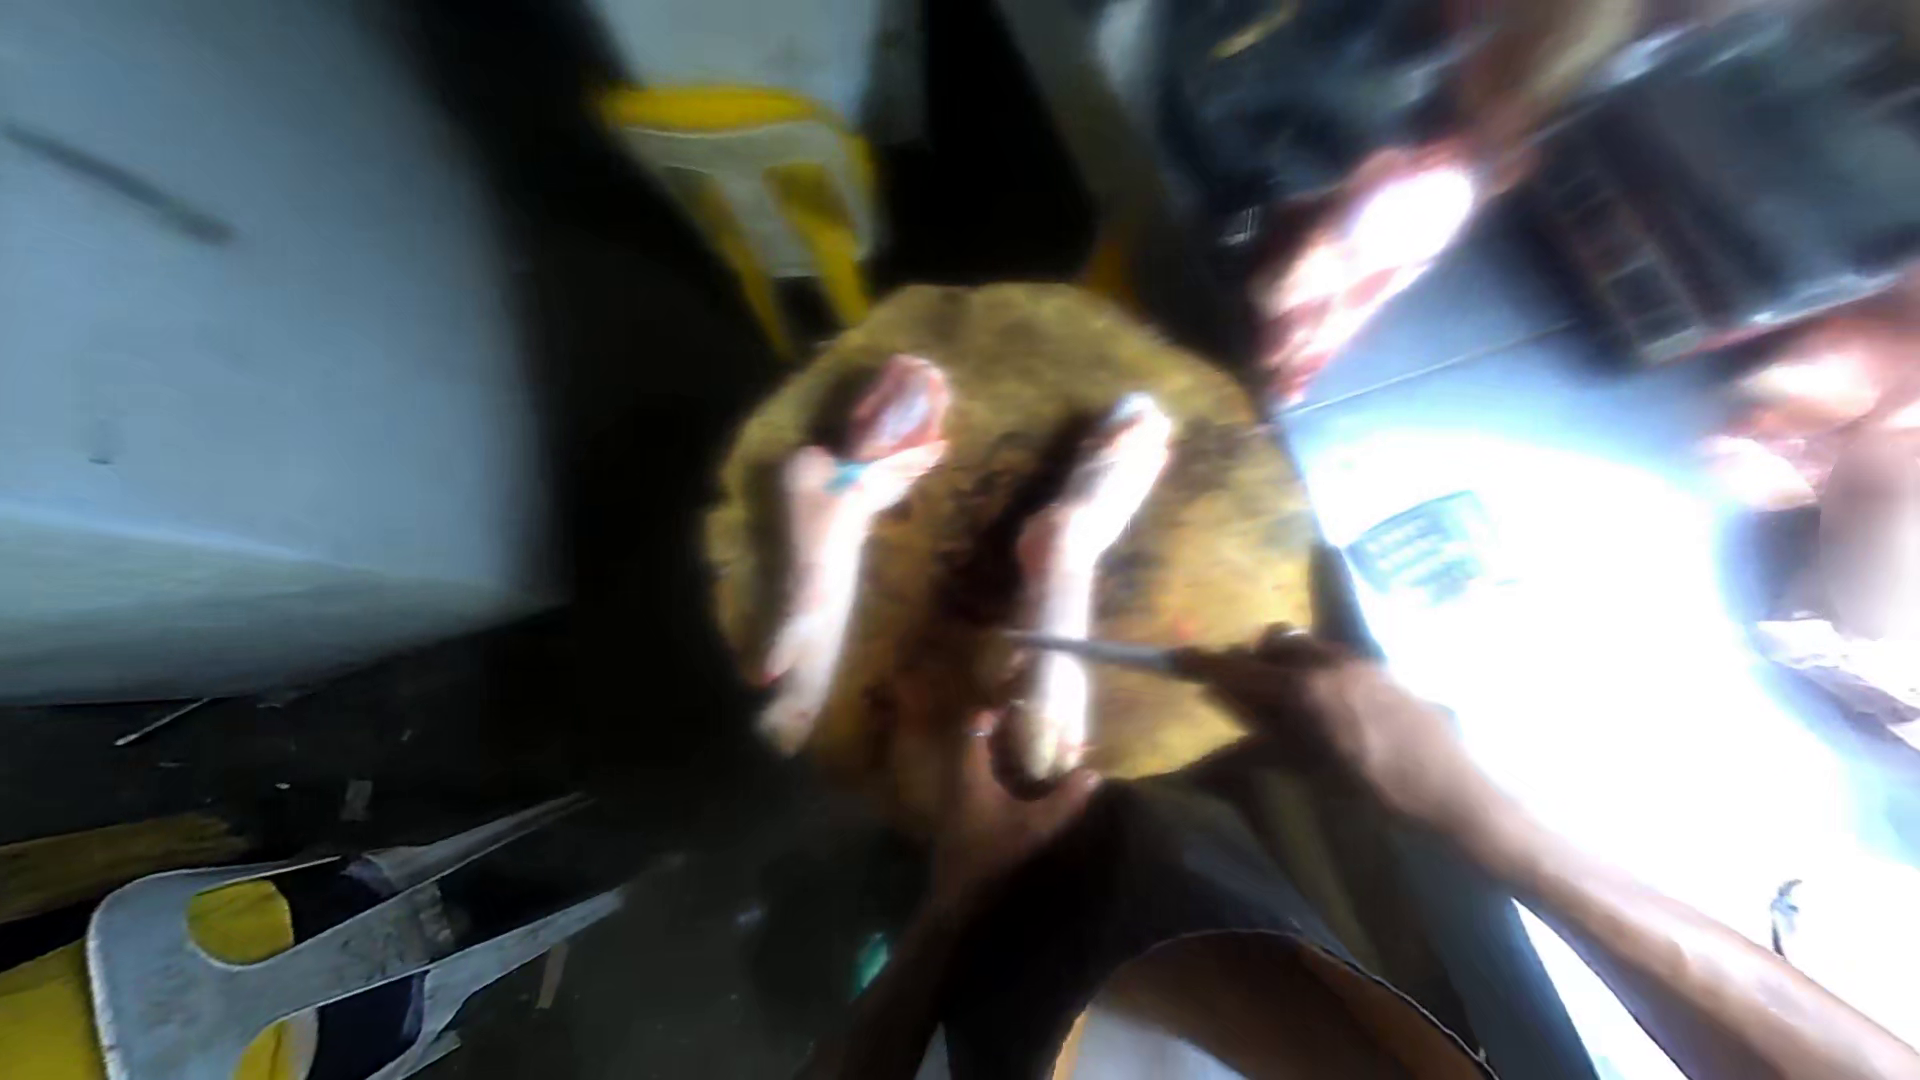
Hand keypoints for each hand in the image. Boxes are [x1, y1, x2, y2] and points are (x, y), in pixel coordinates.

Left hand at [928, 710, 1100, 912]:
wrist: (958, 904)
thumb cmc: (992, 857)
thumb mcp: (1034, 827)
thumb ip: (1064, 799)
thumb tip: (1092, 774)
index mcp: (969, 772)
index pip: (975, 725)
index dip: (997, 712)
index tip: (1024, 708)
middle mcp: (959, 780)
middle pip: (978, 742)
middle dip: (1006, 734)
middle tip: (1037, 730)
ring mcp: (958, 800)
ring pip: (980, 764)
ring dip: (1005, 757)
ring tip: (1037, 754)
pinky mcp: (963, 818)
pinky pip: (981, 784)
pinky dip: (1002, 778)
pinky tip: (1025, 789)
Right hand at [1178, 625, 1499, 838]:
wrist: (1456, 792)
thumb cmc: (1374, 787)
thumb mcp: (1308, 764)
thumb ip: (1262, 727)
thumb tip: (1226, 700)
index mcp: (1305, 689)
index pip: (1242, 669)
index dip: (1207, 663)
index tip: (1179, 656)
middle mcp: (1329, 662)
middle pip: (1275, 639)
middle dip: (1257, 656)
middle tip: (1255, 687)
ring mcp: (1358, 660)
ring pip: (1306, 642)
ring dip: (1288, 659)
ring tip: (1295, 695)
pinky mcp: (1381, 666)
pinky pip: (1333, 654)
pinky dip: (1316, 667)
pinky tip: (1332, 703)